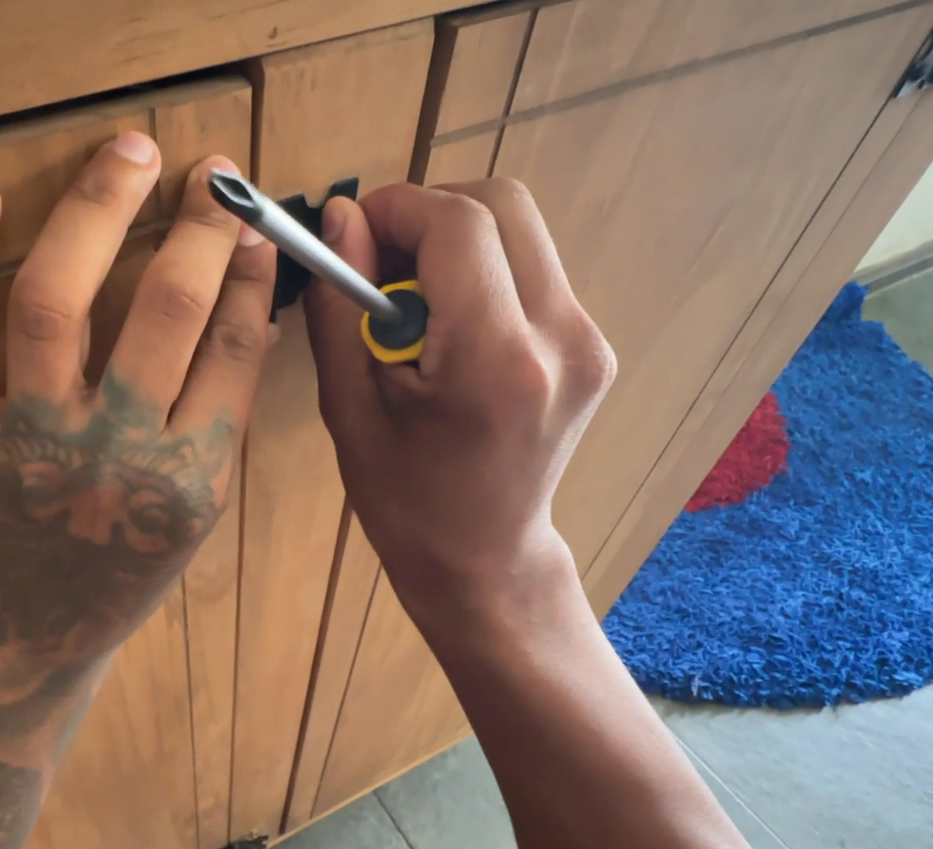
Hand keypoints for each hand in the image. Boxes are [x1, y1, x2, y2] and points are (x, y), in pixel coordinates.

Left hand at [0, 133, 276, 669]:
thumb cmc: (130, 567)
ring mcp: (25, 444)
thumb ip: (224, 409)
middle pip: (160, 313)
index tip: (248, 215)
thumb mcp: (203, 505)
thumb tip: (239, 292)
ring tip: (128, 152)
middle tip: (210, 171)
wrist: (41, 627)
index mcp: (188, 477)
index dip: (245, 266)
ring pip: (52, 306)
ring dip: (93, 213)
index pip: (233, 345)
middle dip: (194, 227)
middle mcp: (110, 455)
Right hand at [304, 180, 614, 635]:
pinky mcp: (592, 346)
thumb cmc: (403, 500)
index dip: (395, 208)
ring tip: (408, 302)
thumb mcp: (349, 410)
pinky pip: (532, 268)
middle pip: (502, 206)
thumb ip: (342, 307)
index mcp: (495, 363)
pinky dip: (479, 272)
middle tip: (377, 263)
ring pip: (520, 231)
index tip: (350, 235)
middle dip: (427, 214)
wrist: (483, 558)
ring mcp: (588, 340)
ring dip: (453, 242)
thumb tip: (340, 218)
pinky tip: (445, 326)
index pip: (458, 225)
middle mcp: (561, 338)